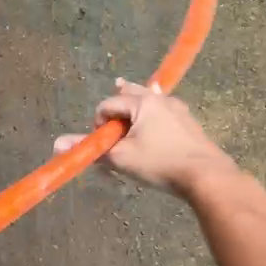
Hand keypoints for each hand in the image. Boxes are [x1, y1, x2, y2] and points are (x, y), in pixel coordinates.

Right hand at [54, 78, 235, 194]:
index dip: (98, 123)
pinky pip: (165, 111)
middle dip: (119, 94)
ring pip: (151, 99)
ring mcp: (179, 111)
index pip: (107, 105)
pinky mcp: (190, 125)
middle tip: (114, 87)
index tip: (103, 142)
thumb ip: (89, 148)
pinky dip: (155, 110)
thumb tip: (55, 144)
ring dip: (138, 99)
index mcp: (141, 102)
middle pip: (131, 91)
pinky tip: (160, 105)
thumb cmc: (161, 163)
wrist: (209, 178)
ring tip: (132, 90)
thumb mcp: (120, 157)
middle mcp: (160, 100)